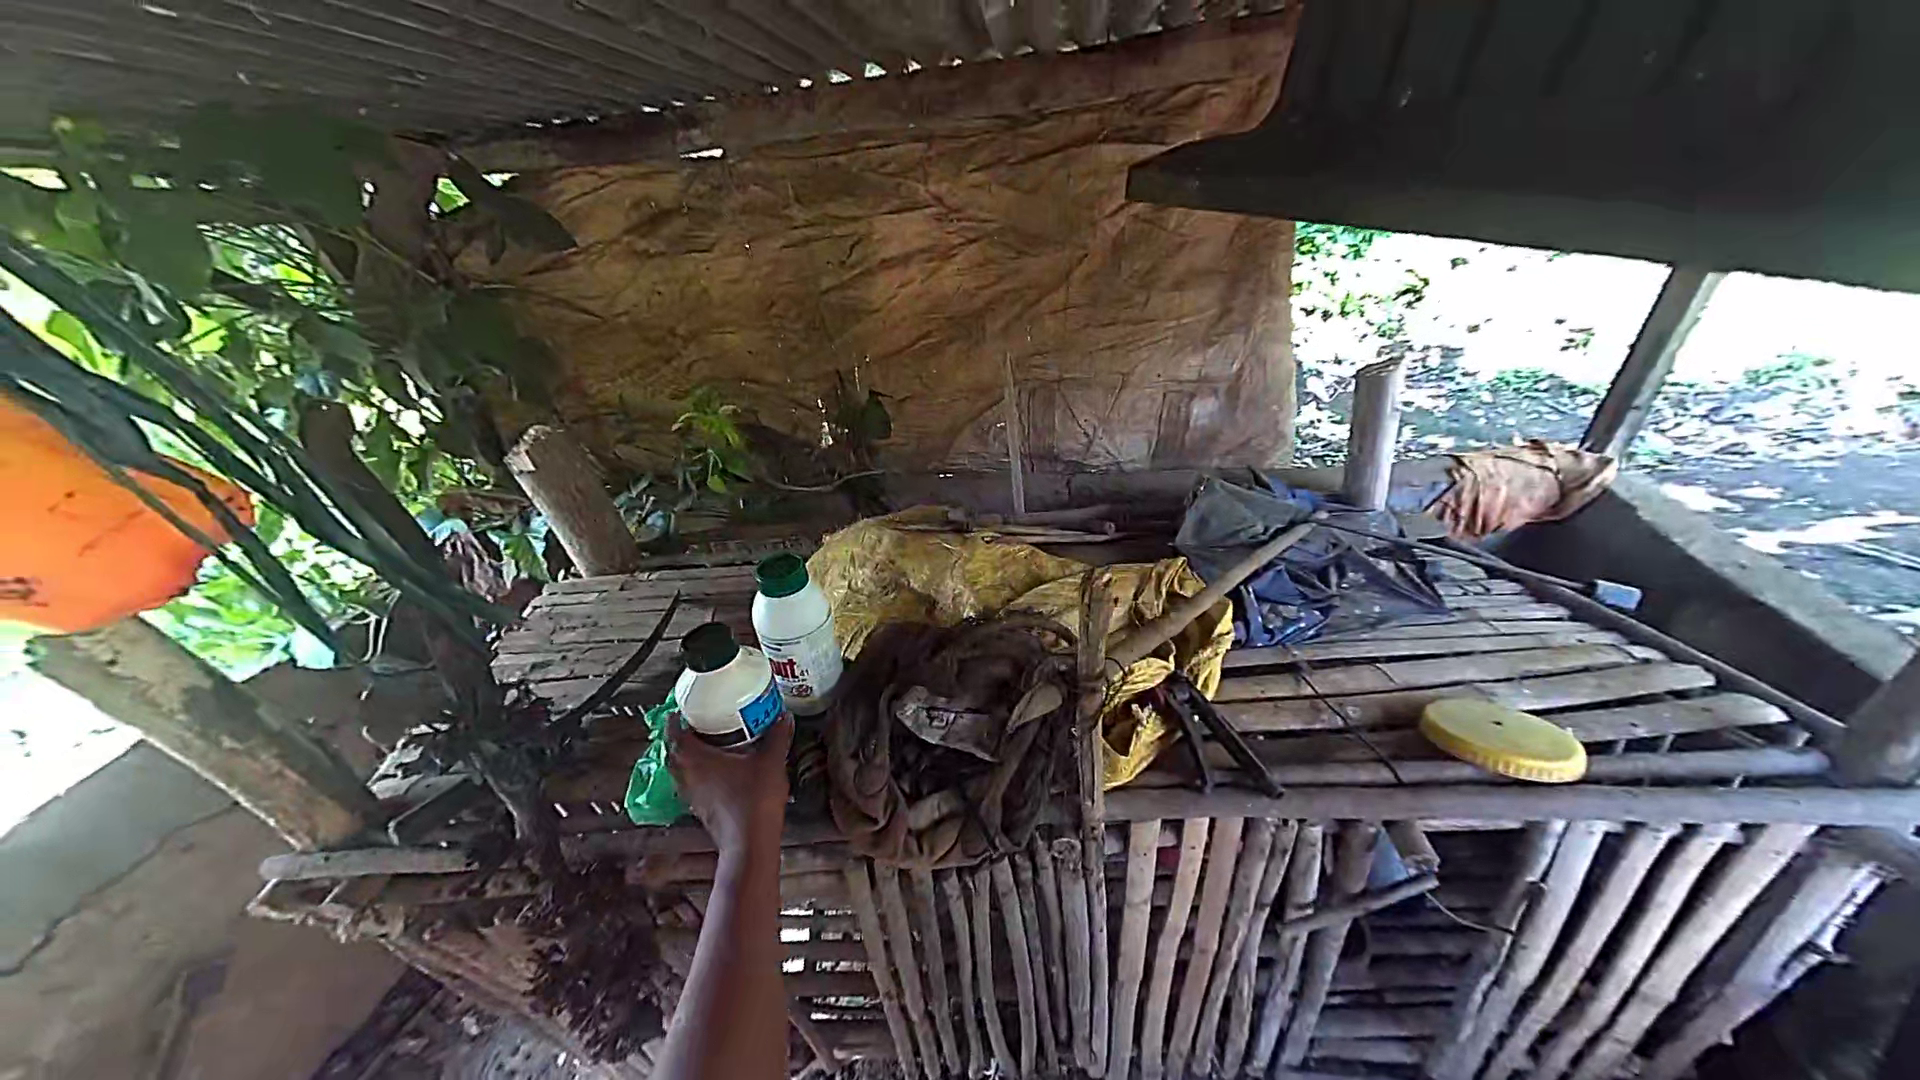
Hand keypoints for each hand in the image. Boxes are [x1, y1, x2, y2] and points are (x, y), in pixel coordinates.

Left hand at [667, 712, 792, 854]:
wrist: (750, 843)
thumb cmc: (754, 797)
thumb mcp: (771, 760)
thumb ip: (777, 736)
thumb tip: (784, 715)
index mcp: (694, 758)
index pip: (673, 731)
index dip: (675, 717)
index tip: (685, 706)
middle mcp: (685, 775)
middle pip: (673, 750)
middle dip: (683, 734)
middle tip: (700, 721)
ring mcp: (690, 794)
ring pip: (681, 768)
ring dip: (690, 755)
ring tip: (711, 742)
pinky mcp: (699, 808)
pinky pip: (692, 782)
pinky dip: (700, 771)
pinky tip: (720, 768)